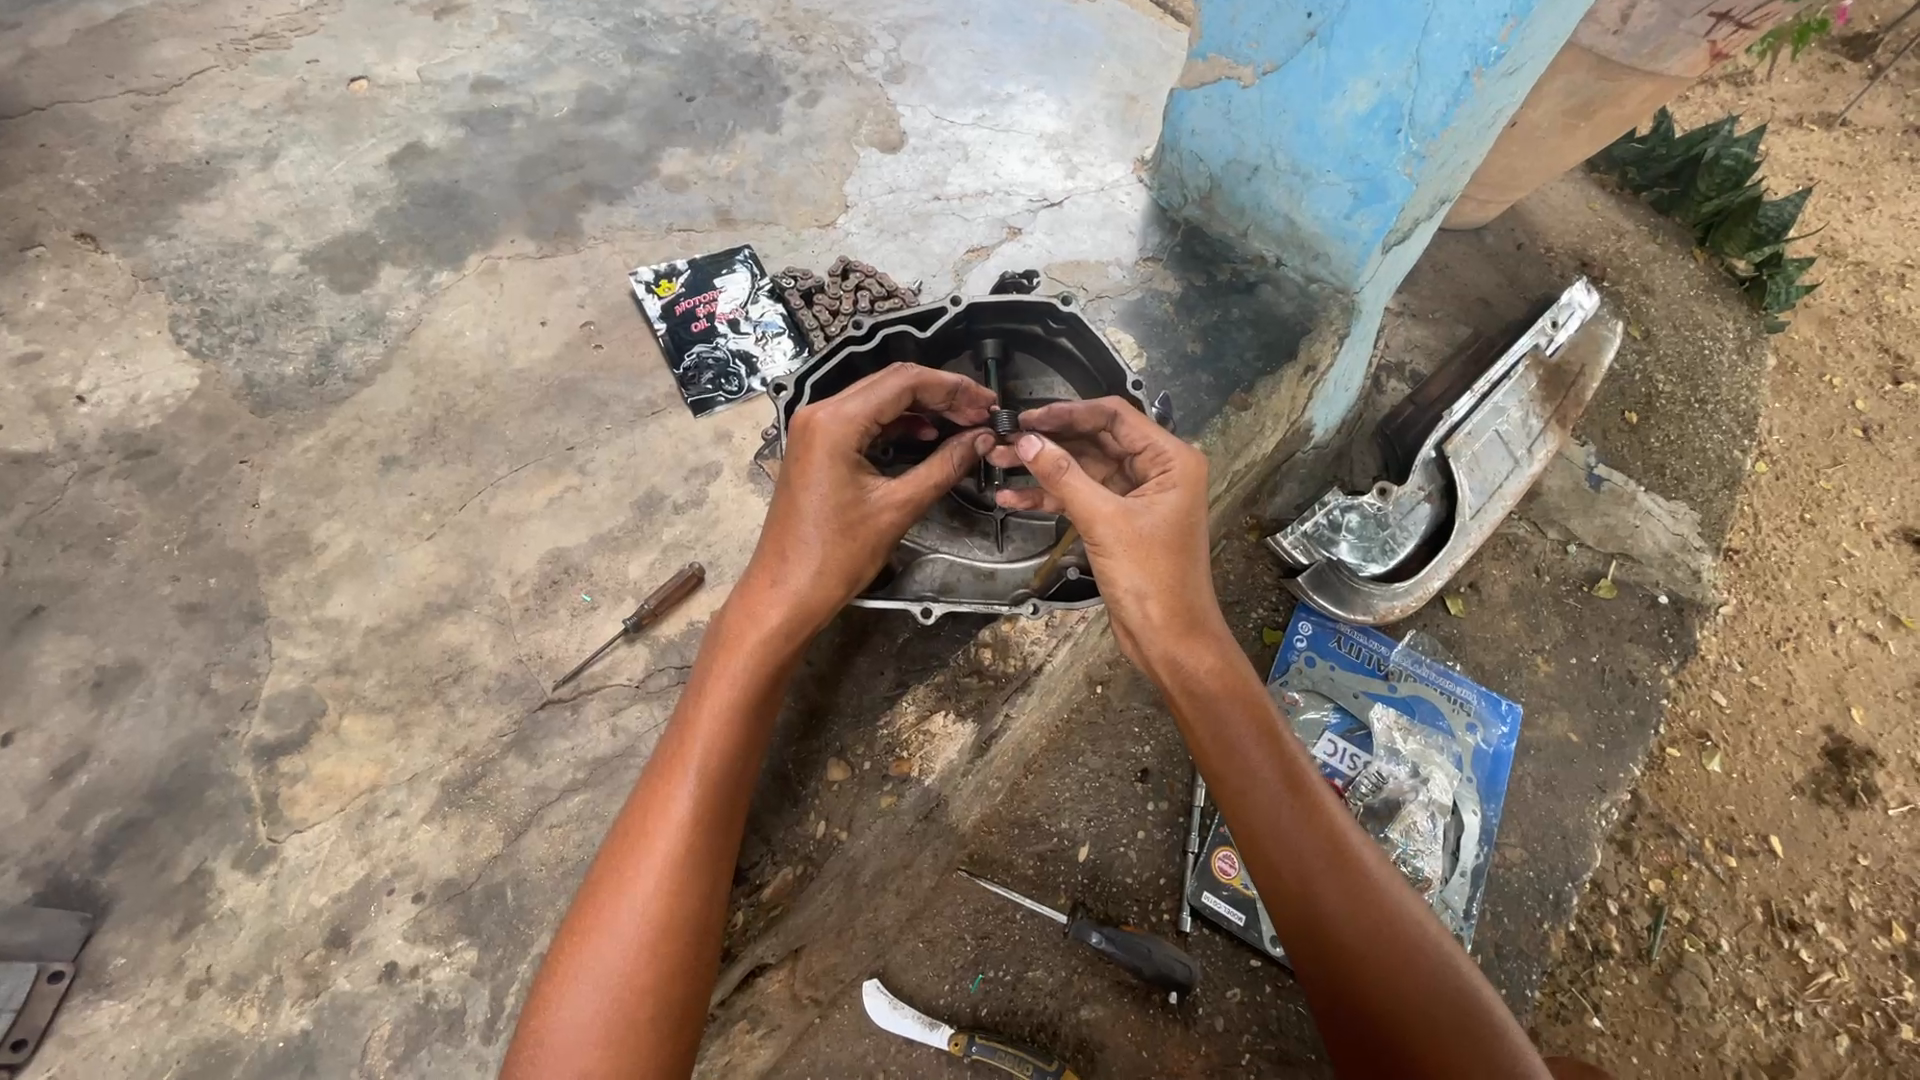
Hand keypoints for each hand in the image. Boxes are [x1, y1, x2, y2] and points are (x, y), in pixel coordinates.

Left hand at [740, 363, 996, 636]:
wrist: (788, 591)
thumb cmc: (835, 556)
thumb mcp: (898, 508)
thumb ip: (944, 466)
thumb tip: (982, 439)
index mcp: (836, 423)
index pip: (905, 382)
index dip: (953, 388)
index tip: (986, 403)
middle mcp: (821, 414)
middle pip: (892, 382)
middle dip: (941, 394)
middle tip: (981, 412)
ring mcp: (815, 429)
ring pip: (878, 399)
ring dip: (921, 407)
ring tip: (962, 423)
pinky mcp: (817, 446)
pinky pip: (863, 420)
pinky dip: (898, 423)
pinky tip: (927, 435)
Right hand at [986, 397, 1221, 668]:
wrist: (1169, 638)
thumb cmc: (1154, 580)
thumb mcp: (1104, 522)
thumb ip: (1064, 477)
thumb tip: (1028, 441)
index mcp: (1170, 460)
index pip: (1114, 416)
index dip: (1068, 413)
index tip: (1028, 417)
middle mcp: (1156, 471)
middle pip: (1094, 440)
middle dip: (1049, 441)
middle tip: (1005, 439)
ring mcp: (1135, 497)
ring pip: (1082, 469)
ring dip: (1043, 468)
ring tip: (999, 463)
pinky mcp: (1118, 521)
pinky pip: (1080, 497)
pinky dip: (1050, 497)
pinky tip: (1014, 498)